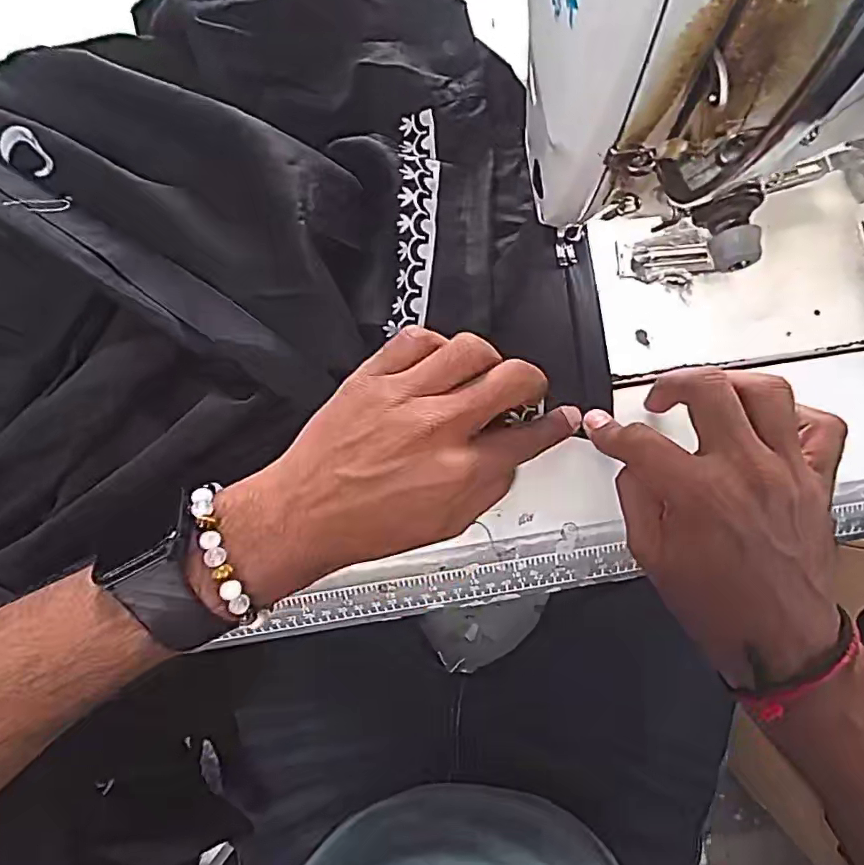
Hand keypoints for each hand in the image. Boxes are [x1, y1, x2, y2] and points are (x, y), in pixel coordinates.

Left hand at [201, 328, 580, 608]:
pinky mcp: (371, 379)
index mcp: (459, 471)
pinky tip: (436, 364)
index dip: (555, 424)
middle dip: (532, 382)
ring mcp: (403, 397)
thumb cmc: (365, 525)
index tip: (559, 417)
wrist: (304, 514)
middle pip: (511, 380)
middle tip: (526, 391)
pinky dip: (436, 346)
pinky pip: (416, 339)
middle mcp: (436, 428)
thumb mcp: (445, 524)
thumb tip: (511, 459)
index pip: (529, 436)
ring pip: (470, 349)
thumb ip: (489, 488)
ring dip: (489, 360)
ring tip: (481, 375)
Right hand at [583, 368, 847, 688]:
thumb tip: (632, 465)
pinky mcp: (817, 481)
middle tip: (657, 396)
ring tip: (712, 392)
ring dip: (730, 381)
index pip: (641, 441)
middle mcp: (746, 473)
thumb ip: (636, 499)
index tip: (604, 428)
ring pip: (767, 391)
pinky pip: (823, 426)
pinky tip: (770, 420)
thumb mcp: (653, 557)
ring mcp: (787, 472)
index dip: (611, 431)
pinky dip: (796, 413)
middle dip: (670, 382)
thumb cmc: (723, 608)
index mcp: (699, 495)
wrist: (780, 638)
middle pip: (708, 390)